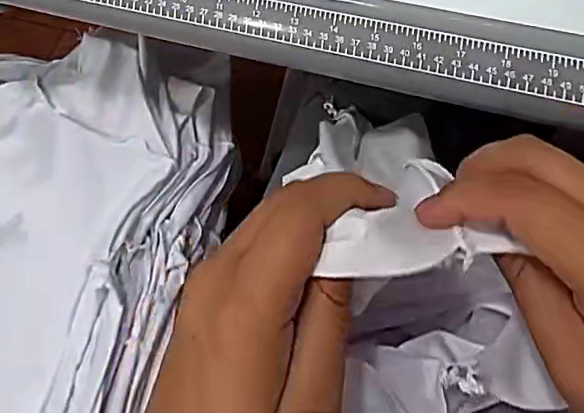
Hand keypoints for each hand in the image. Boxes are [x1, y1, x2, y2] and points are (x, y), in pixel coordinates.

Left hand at [148, 172, 394, 412]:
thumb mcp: (310, 402)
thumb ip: (329, 315)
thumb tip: (345, 249)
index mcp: (242, 298)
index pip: (300, 209)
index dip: (347, 191)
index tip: (385, 202)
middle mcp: (213, 276)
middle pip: (280, 204)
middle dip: (333, 196)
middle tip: (377, 216)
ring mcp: (200, 285)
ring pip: (265, 216)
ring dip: (311, 213)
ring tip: (354, 237)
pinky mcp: (198, 298)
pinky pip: (249, 241)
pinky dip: (287, 234)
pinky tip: (313, 258)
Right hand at [416, 136, 583, 412]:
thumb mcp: (582, 373)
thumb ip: (531, 293)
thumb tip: (494, 239)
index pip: (522, 197)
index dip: (465, 197)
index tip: (428, 214)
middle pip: (536, 154)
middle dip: (479, 166)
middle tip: (445, 202)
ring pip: (551, 155)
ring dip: (501, 168)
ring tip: (469, 205)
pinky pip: (570, 176)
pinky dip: (528, 180)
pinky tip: (512, 212)